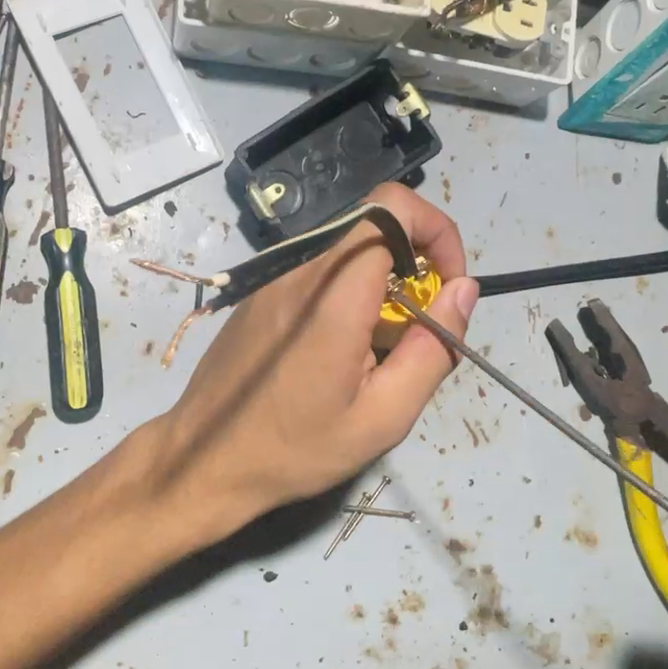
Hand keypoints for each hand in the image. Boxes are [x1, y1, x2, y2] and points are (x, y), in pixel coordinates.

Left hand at [125, 183, 476, 541]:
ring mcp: (274, 279)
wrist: (203, 460)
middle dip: (413, 266)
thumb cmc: (295, 448)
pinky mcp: (261, 294)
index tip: (446, 284)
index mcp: (333, 293)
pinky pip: (318, 273)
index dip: (434, 230)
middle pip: (373, 227)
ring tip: (373, 354)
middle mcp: (300, 269)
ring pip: (348, 252)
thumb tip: (464, 288)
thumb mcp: (382, 417)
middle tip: (414, 331)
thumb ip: (432, 349)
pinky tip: (334, 355)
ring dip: (380, 286)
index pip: (391, 208)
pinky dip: (347, 296)